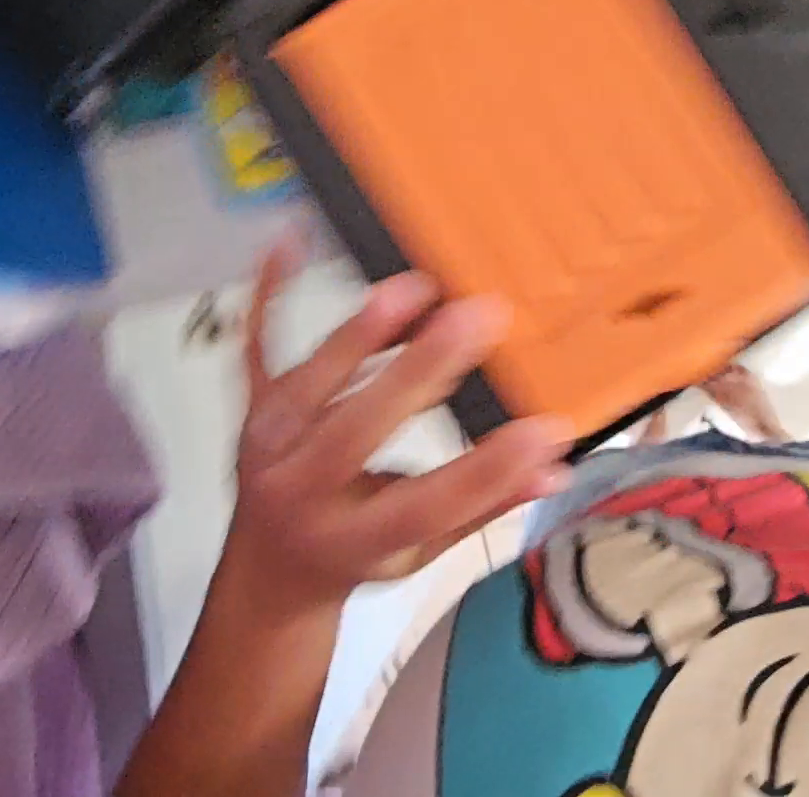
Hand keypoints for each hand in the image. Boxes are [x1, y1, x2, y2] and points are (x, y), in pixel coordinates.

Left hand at [220, 242, 575, 613]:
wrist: (269, 567)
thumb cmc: (357, 555)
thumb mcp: (422, 554)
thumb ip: (483, 509)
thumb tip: (554, 472)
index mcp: (354, 538)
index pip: (431, 503)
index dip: (491, 468)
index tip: (547, 429)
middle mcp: (303, 489)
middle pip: (358, 428)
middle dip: (421, 370)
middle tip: (480, 318)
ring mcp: (269, 441)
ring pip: (313, 380)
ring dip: (363, 331)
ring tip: (418, 287)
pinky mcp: (253, 405)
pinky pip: (256, 344)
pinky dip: (268, 292)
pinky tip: (287, 240)